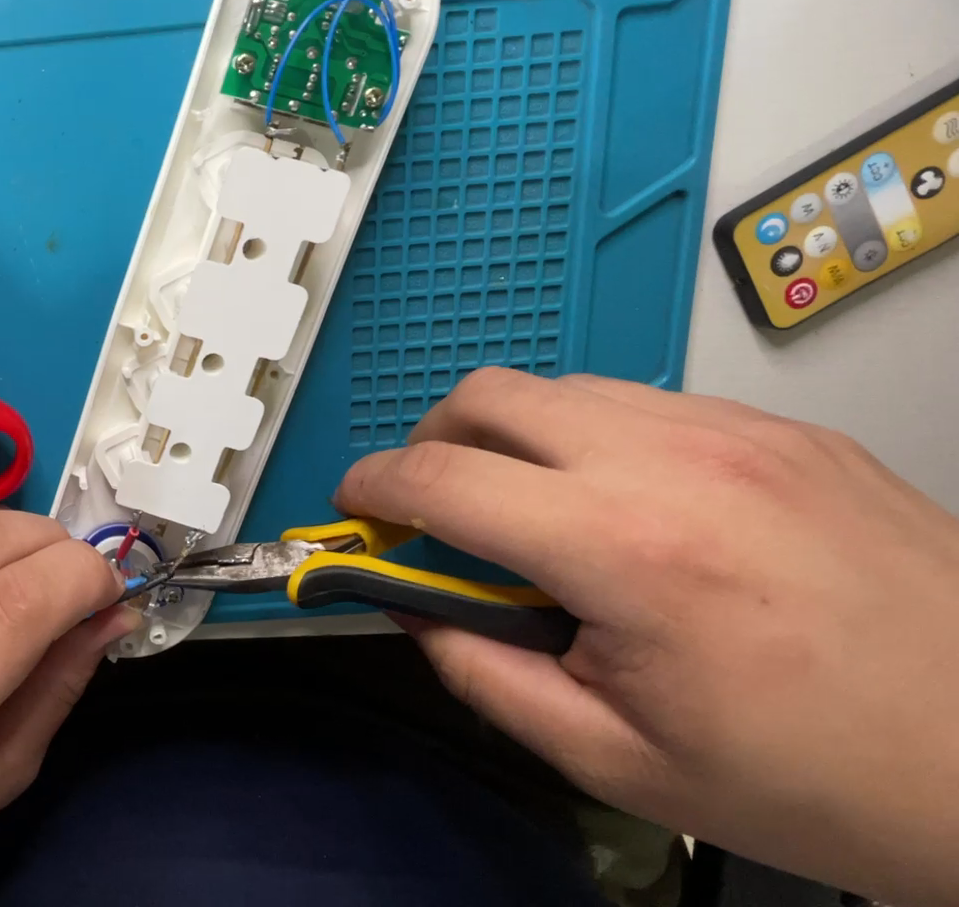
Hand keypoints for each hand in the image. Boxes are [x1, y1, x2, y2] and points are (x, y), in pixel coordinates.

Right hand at [336, 367, 958, 905]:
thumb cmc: (812, 779)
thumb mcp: (610, 756)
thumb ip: (476, 670)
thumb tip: (410, 604)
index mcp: (620, 548)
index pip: (440, 477)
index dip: (372, 487)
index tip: (355, 509)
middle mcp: (670, 461)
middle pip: (486, 396)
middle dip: (431, 441)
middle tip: (437, 504)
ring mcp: (735, 432)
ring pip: (558, 387)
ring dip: (509, 434)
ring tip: (531, 504)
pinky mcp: (782, 428)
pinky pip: (639, 402)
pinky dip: (589, 436)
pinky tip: (627, 502)